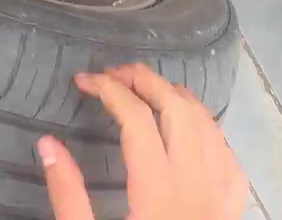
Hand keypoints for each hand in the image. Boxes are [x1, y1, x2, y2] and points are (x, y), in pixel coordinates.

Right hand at [38, 64, 247, 219]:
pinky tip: (182, 125)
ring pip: (205, 121)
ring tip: (141, 90)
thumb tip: (47, 143)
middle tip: (110, 75)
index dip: (108, 89)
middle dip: (142, 79)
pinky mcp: (234, 209)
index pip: (137, 117)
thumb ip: (69, 196)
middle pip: (176, 107)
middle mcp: (196, 186)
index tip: (82, 80)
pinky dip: (201, 122)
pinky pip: (224, 148)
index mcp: (158, 195)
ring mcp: (222, 197)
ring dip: (172, 95)